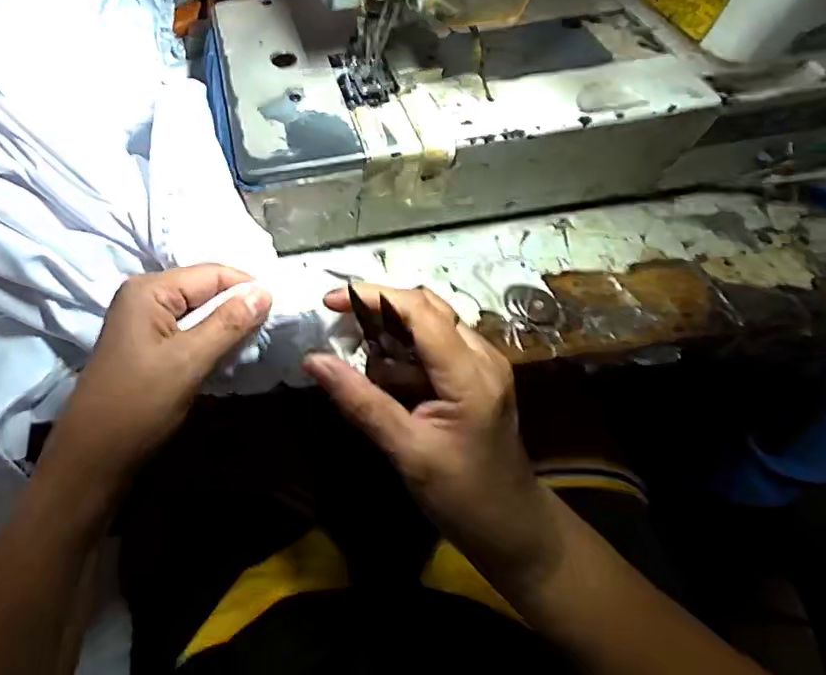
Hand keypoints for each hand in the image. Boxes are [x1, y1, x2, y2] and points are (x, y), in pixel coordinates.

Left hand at [43, 265, 271, 488]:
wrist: (91, 460)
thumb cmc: (138, 405)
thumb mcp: (189, 361)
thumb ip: (228, 323)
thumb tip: (264, 291)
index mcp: (149, 289)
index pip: (211, 274)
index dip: (246, 287)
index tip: (279, 309)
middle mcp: (143, 295)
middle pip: (204, 288)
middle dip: (236, 306)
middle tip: (269, 329)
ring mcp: (142, 320)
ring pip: (197, 310)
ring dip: (224, 325)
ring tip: (252, 342)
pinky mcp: (145, 343)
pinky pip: (186, 328)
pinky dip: (207, 339)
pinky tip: (225, 354)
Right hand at [303, 284, 557, 580]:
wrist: (512, 529)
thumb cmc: (462, 496)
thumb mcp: (406, 451)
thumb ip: (361, 402)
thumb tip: (313, 361)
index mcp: (471, 374)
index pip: (421, 311)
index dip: (374, 297)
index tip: (330, 301)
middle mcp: (482, 356)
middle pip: (426, 307)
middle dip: (379, 307)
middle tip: (338, 323)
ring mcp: (482, 363)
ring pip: (429, 322)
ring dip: (390, 329)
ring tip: (358, 352)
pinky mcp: (476, 374)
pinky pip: (435, 343)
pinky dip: (404, 349)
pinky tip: (383, 373)